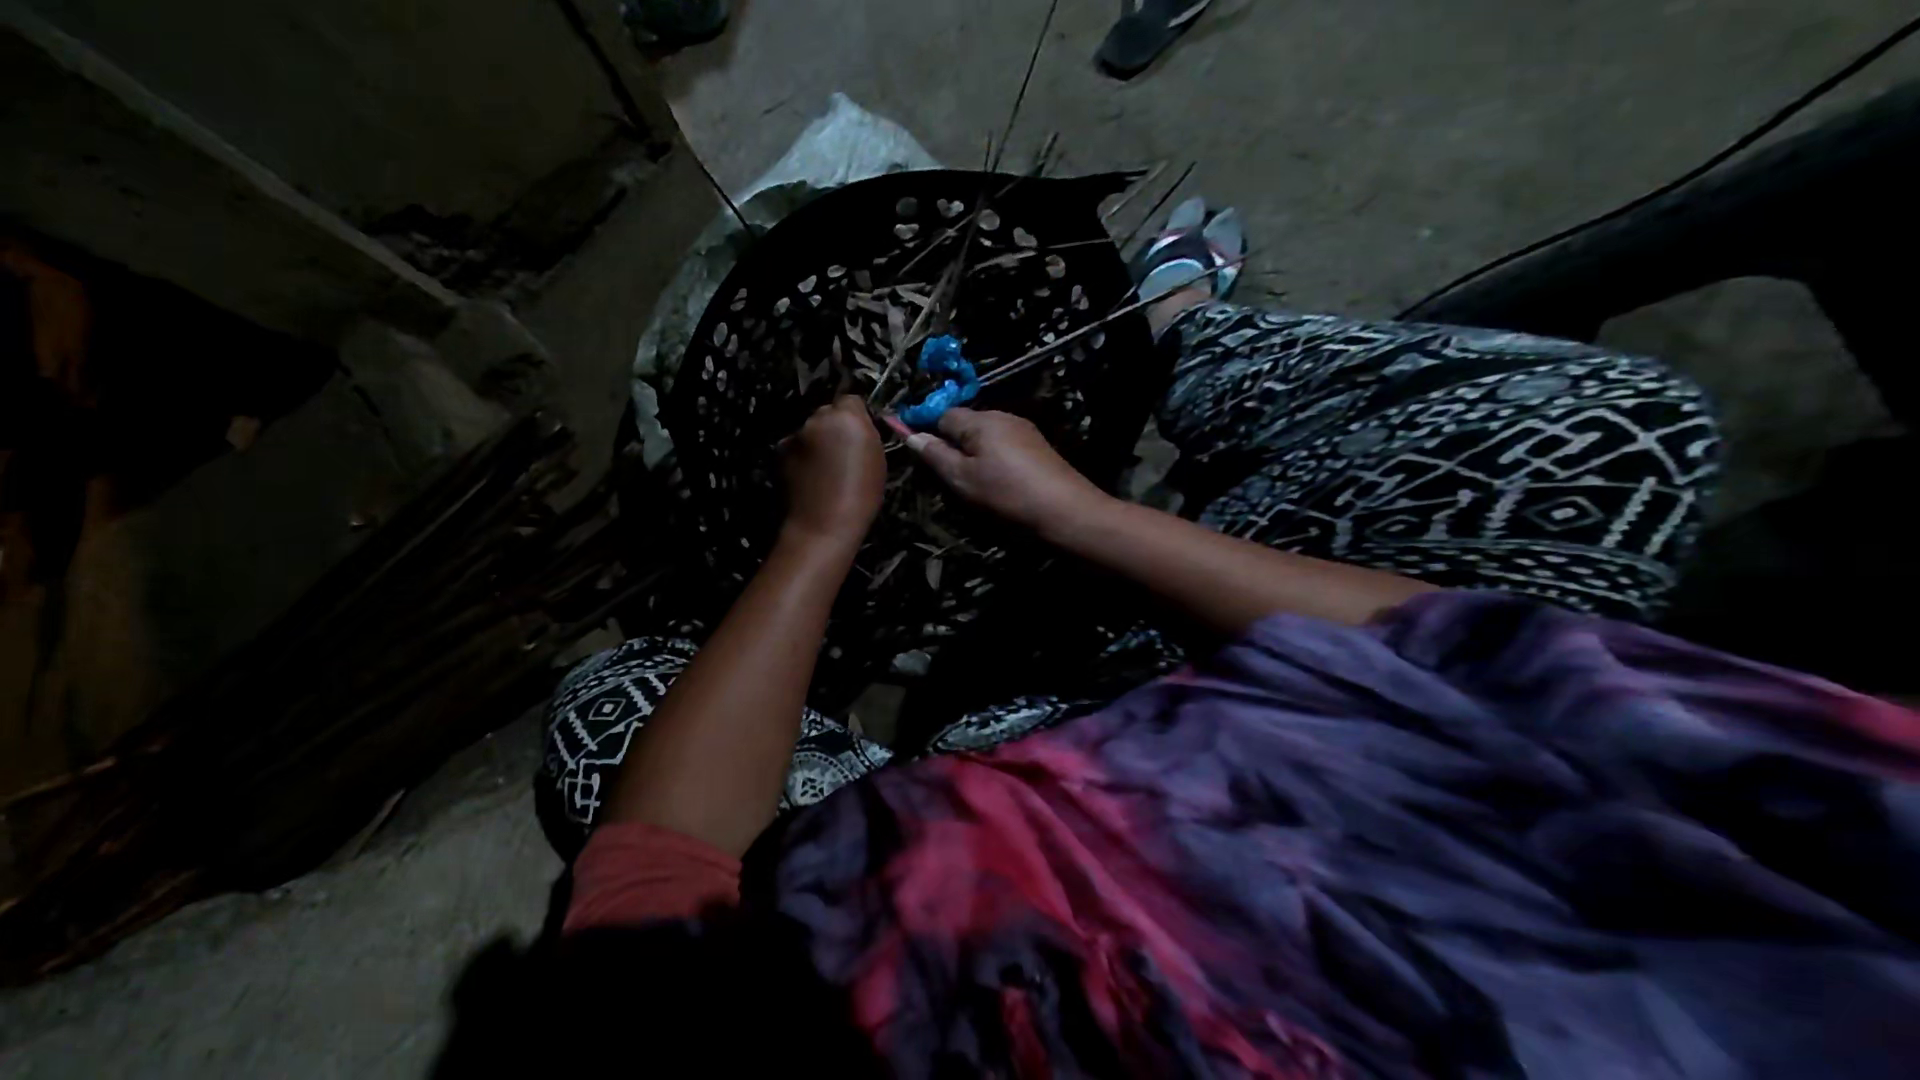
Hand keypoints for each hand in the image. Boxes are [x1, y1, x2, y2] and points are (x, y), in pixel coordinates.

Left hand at [781, 396, 885, 547]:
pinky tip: (808, 477)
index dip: (855, 417)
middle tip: (841, 454)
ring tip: (823, 470)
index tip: (859, 436)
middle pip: (827, 413)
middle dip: (833, 428)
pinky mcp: (778, 452)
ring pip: (809, 431)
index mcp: (846, 417)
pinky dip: (801, 457)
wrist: (823, 525)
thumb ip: (865, 434)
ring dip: (815, 442)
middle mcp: (817, 418)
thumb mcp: (877, 459)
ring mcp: (794, 434)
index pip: (850, 400)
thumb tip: (856, 428)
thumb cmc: (861, 496)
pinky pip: (795, 447)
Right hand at [905, 408, 1109, 533]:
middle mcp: (1002, 415)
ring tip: (974, 482)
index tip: (921, 454)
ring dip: (974, 452)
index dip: (928, 431)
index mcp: (980, 420)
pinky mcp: (1037, 445)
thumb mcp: (962, 479)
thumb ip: (935, 455)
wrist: (1065, 509)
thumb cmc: (1007, 493)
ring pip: (985, 434)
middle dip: (952, 443)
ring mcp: (1022, 429)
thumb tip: (911, 435)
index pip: (942, 414)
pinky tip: (999, 481)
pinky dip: (993, 458)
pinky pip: (1003, 444)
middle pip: (965, 423)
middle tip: (948, 476)